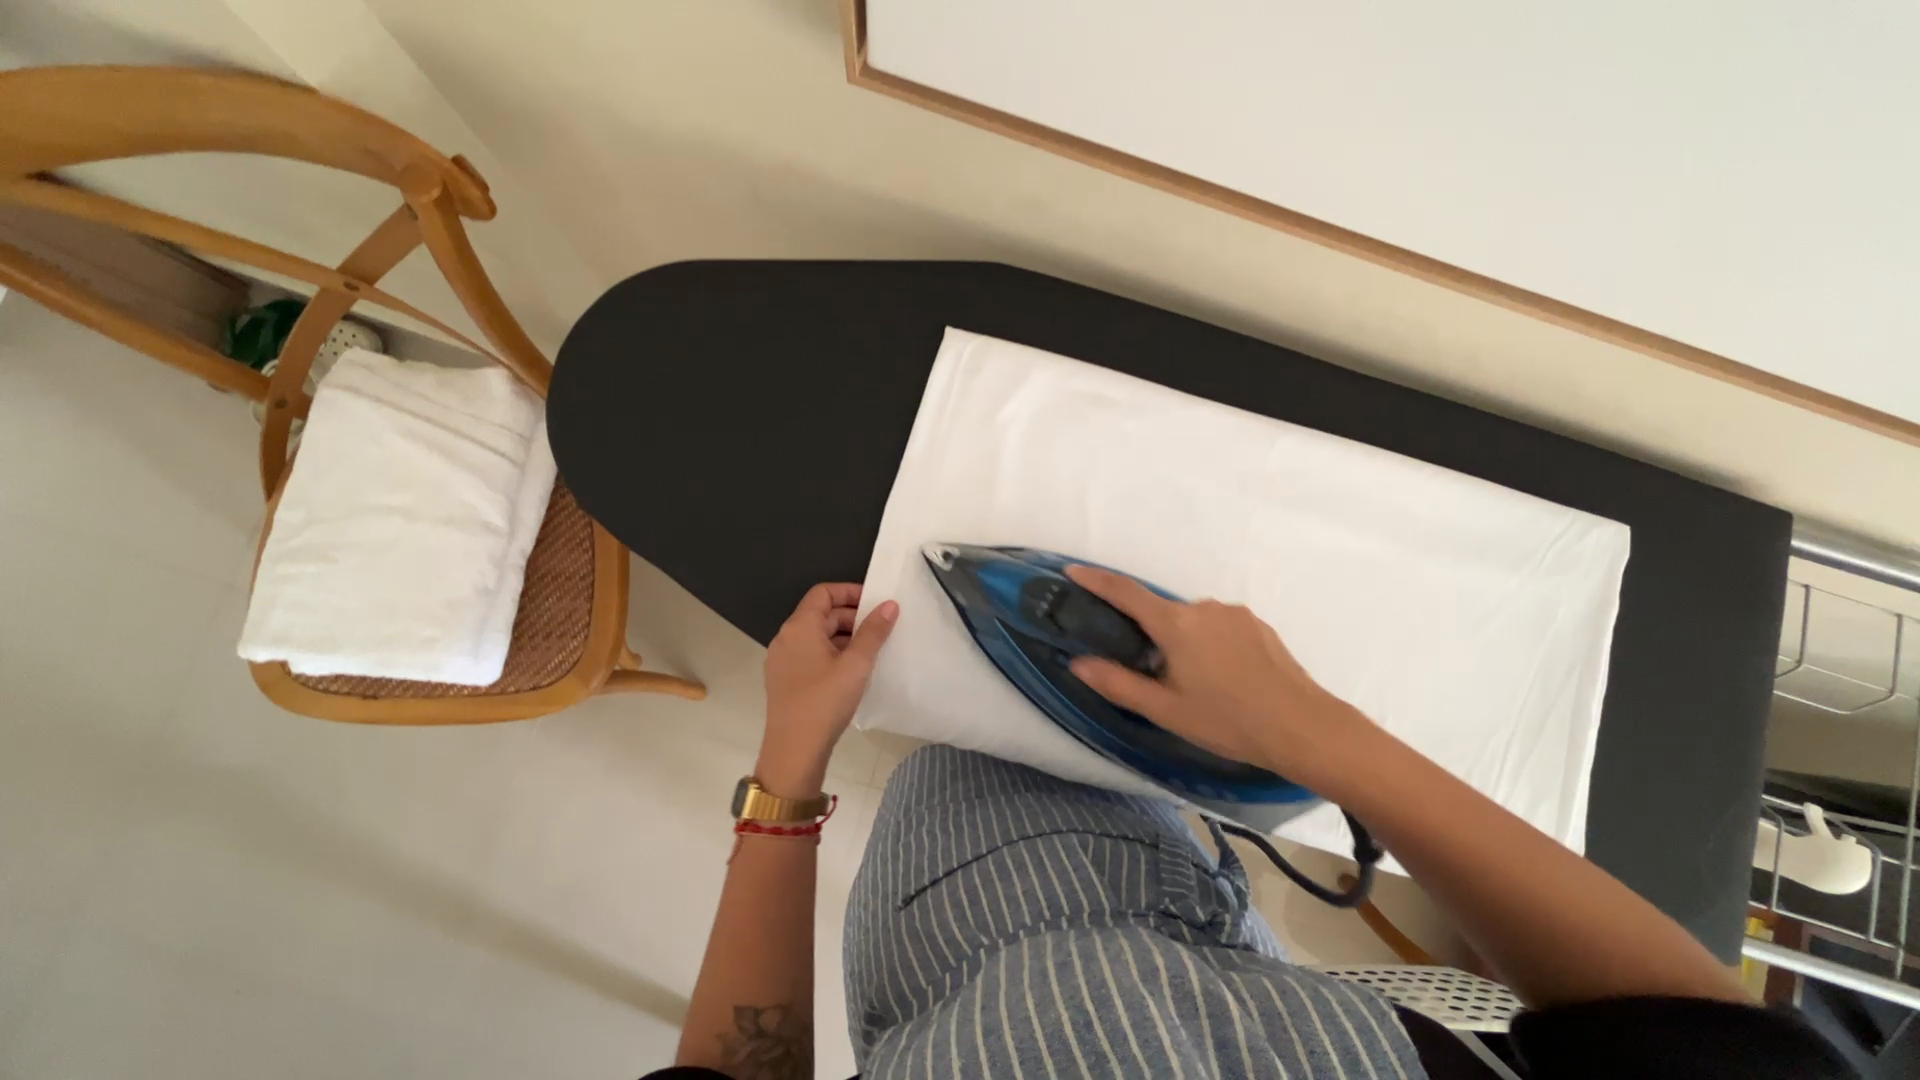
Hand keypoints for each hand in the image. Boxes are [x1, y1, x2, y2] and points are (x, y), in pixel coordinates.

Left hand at [757, 583, 897, 795]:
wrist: (794, 750)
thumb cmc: (825, 702)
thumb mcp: (856, 665)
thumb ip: (874, 632)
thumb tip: (889, 605)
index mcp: (799, 627)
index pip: (822, 593)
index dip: (850, 592)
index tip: (876, 603)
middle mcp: (786, 638)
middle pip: (820, 614)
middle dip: (851, 617)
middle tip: (880, 630)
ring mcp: (782, 661)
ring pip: (816, 637)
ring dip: (844, 637)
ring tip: (871, 652)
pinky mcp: (785, 681)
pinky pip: (810, 655)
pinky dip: (832, 654)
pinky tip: (852, 672)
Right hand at [1064, 565, 1373, 790]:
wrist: (1304, 727)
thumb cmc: (1228, 721)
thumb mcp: (1166, 710)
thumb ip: (1118, 683)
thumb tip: (1078, 663)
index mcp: (1176, 625)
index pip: (1126, 593)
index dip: (1096, 581)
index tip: (1072, 571)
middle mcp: (1204, 608)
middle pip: (1161, 612)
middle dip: (1148, 634)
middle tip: (1148, 671)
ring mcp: (1235, 614)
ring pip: (1192, 622)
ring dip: (1182, 642)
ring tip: (1193, 685)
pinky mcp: (1258, 626)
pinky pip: (1219, 628)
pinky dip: (1208, 645)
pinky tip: (1221, 679)